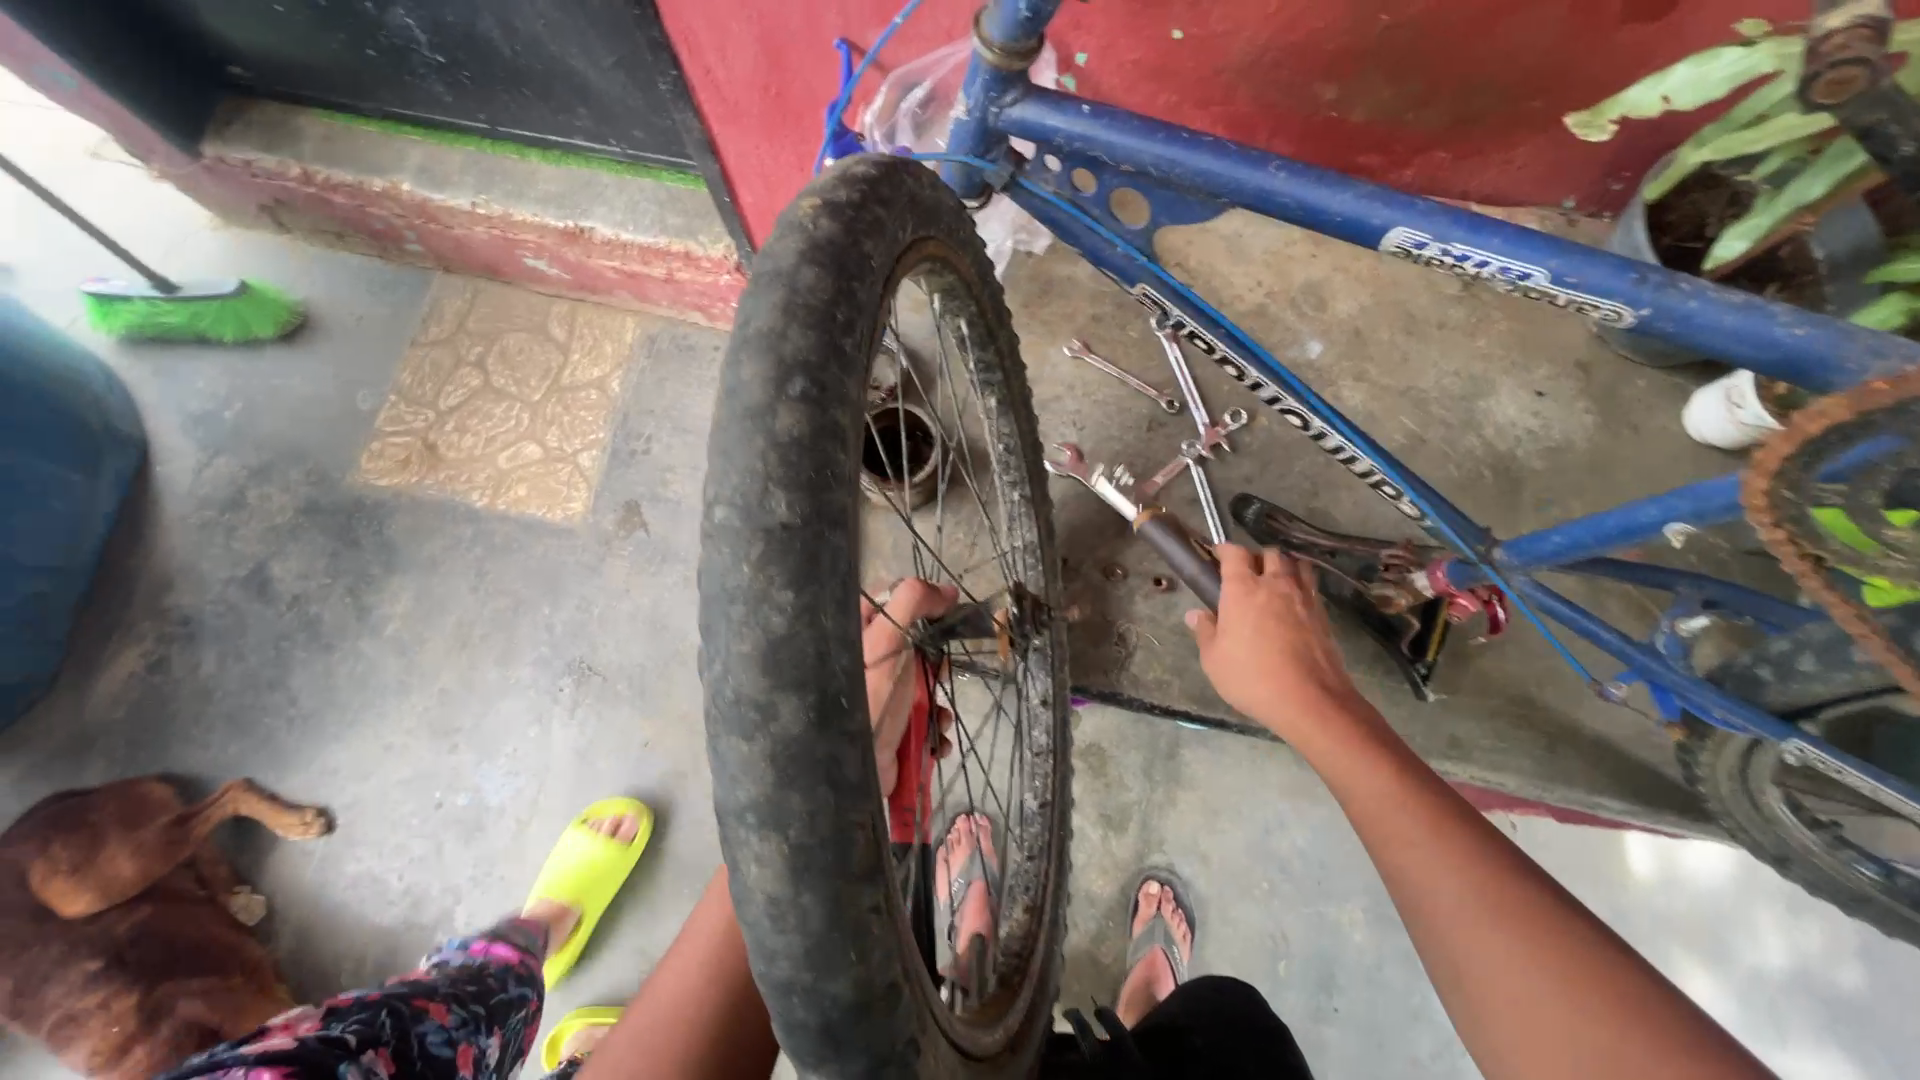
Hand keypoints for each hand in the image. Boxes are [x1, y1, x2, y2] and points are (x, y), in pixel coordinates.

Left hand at [863, 579, 958, 797]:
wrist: (851, 768)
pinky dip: (935, 731)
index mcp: (856, 635)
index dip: (921, 607)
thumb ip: (913, 603)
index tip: (942, 618)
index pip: (891, 603)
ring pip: (923, 687)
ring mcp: (880, 698)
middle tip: (941, 674)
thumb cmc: (870, 696)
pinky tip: (934, 742)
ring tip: (938, 719)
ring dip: (939, 705)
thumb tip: (947, 590)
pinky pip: (923, 721)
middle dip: (936, 665)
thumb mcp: (888, 638)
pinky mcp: (891, 728)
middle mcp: (866, 663)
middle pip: (915, 648)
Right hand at [1184, 545, 1373, 740]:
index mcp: (1242, 589)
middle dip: (1258, 557)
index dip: (1225, 550)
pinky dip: (1301, 585)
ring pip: (1296, 565)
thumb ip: (1205, 632)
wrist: (1309, 699)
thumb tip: (1195, 614)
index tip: (1217, 555)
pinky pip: (1311, 586)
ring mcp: (1303, 597)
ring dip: (1284, 567)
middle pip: (1270, 554)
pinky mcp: (1323, 614)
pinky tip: (1294, 603)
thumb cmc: (1251, 677)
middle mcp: (1275, 585)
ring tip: (1276, 582)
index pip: (1234, 554)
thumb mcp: (1214, 659)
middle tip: (1248, 574)